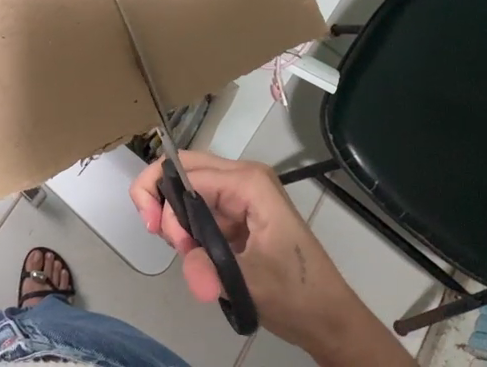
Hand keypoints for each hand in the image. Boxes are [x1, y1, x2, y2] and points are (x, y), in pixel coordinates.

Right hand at [130, 152, 411, 365]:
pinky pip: (199, 204)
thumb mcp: (251, 283)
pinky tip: (191, 250)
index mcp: (248, 182)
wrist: (329, 319)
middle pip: (183, 168)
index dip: (163, 200)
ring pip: (187, 185)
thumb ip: (211, 268)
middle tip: (158, 234)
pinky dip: (185, 223)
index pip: (186, 172)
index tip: (161, 236)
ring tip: (184, 250)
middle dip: (160, 197)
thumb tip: (185, 263)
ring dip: (173, 214)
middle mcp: (243, 177)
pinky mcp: (238, 211)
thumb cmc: (297, 294)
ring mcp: (241, 193)